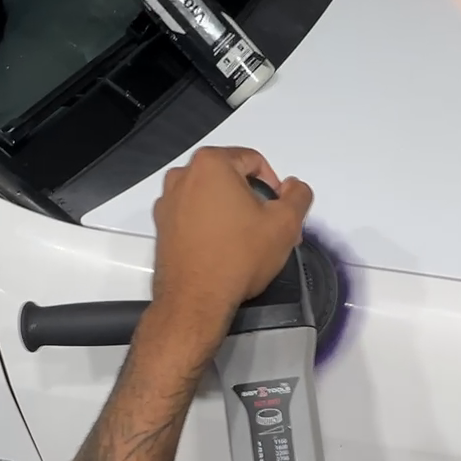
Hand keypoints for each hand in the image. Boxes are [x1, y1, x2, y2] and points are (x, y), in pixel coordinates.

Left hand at [151, 147, 312, 332]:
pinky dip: (211, 227)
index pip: (254, 161)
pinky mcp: (162, 227)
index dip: (274, 186)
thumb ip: (298, 195)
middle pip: (230, 179)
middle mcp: (183, 176)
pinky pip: (194, 217)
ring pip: (211, 198)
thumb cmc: (237, 258)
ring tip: (247, 243)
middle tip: (268, 230)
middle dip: (253, 201)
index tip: (279, 211)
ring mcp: (168, 202)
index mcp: (211, 164)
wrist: (196, 300)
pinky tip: (224, 251)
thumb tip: (294, 188)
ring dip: (232, 214)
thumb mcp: (285, 224)